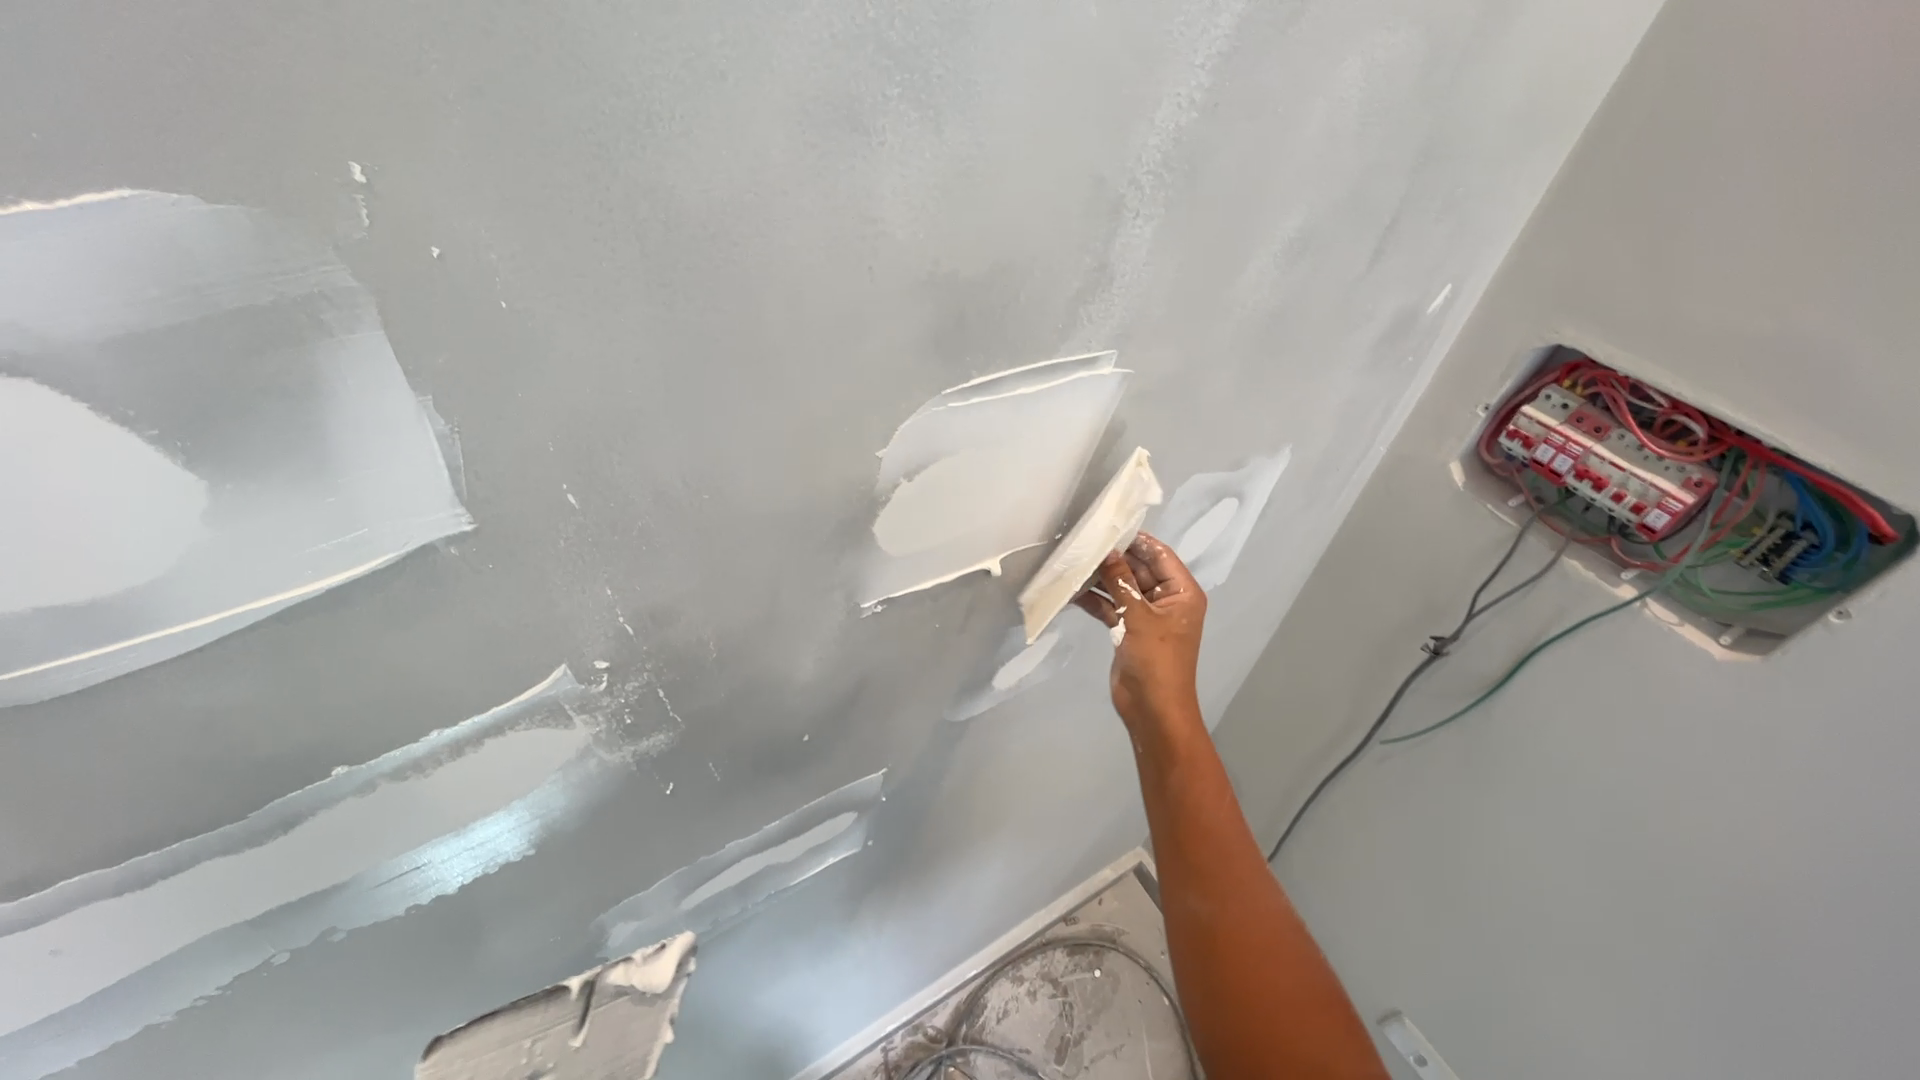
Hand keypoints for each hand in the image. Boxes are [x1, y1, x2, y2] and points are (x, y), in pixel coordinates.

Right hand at [1073, 532, 1206, 732]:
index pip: (1160, 555)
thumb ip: (1120, 581)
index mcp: (1182, 592)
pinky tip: (1072, 590)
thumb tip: (1106, 551)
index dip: (1137, 540)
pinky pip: (1112, 606)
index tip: (1109, 525)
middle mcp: (1167, 599)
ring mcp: (1147, 616)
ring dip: (1101, 578)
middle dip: (1114, 558)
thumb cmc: (1156, 660)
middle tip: (1083, 541)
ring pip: (1122, 587)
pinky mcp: (1129, 630)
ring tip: (1073, 562)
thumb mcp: (1139, 617)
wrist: (1153, 709)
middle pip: (1139, 569)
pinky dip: (1095, 599)